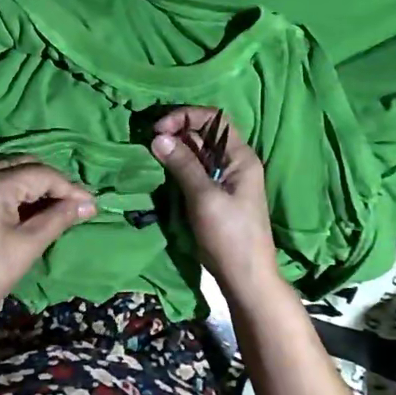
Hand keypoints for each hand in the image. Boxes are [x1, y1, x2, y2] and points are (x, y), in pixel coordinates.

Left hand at [0, 158, 94, 380]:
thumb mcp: (28, 245)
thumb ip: (58, 218)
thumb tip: (89, 205)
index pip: (40, 173)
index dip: (68, 188)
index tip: (91, 205)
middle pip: (25, 165)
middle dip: (52, 183)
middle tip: (76, 205)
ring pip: (11, 171)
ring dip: (36, 186)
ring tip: (60, 209)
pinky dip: (18, 191)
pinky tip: (34, 210)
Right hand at [149, 107, 277, 288]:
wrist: (246, 277)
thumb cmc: (230, 236)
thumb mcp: (204, 198)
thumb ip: (183, 164)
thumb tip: (158, 137)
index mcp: (241, 157)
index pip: (215, 119)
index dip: (186, 116)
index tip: (158, 128)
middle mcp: (235, 163)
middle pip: (204, 134)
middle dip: (177, 130)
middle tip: (149, 141)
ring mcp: (225, 180)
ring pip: (198, 152)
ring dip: (175, 148)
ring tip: (150, 153)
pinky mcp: (215, 196)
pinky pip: (195, 171)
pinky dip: (178, 166)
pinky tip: (161, 169)